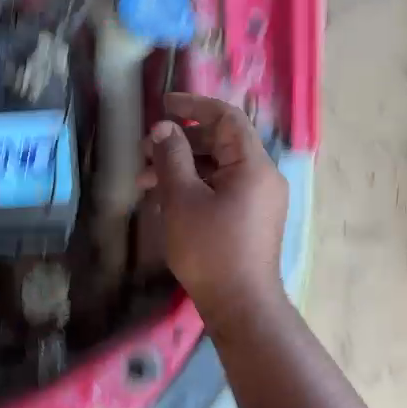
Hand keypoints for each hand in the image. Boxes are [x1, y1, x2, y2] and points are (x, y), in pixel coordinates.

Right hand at [140, 93, 290, 317]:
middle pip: (221, 141)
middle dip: (180, 140)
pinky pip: (221, 187)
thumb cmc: (209, 248)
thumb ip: (171, 157)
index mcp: (253, 165)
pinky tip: (164, 198)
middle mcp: (262, 176)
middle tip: (144, 148)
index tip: (163, 104)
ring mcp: (258, 199)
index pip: (227, 118)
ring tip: (144, 179)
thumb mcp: (181, 198)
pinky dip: (193, 184)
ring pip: (217, 167)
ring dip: (181, 165)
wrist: (240, 303)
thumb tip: (163, 129)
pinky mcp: (249, 218)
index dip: (194, 105)